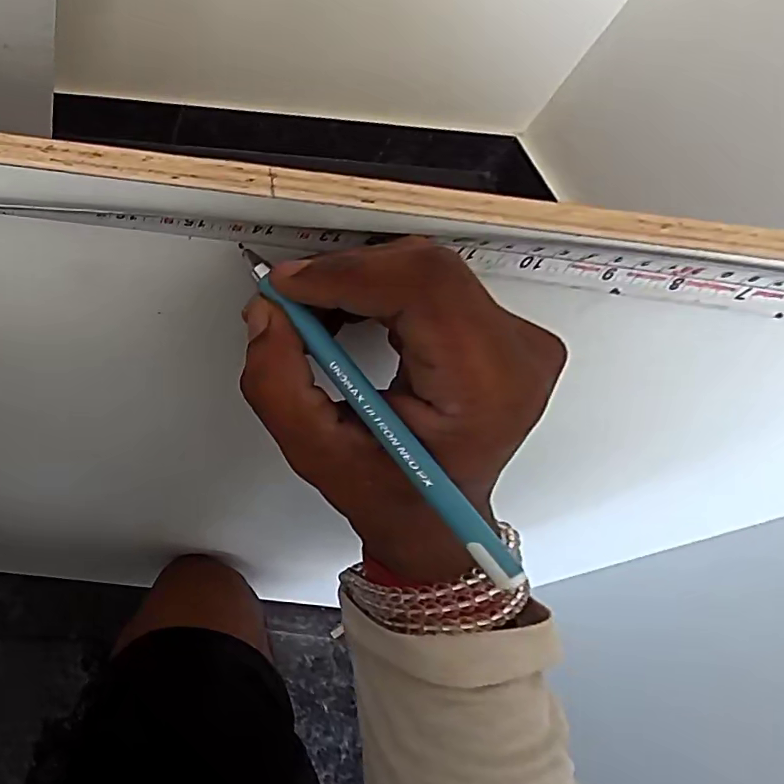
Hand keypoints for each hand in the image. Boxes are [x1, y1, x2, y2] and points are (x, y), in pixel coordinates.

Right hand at [240, 239, 564, 582]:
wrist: (433, 517)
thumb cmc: (389, 495)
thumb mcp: (314, 451)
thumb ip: (276, 380)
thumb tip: (268, 312)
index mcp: (485, 388)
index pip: (422, 288)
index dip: (345, 275)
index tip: (287, 286)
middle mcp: (515, 353)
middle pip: (422, 268)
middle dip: (342, 275)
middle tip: (289, 302)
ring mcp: (515, 336)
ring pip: (422, 267)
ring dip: (354, 280)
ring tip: (312, 316)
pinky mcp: (498, 327)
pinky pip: (429, 280)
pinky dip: (374, 287)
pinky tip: (344, 314)